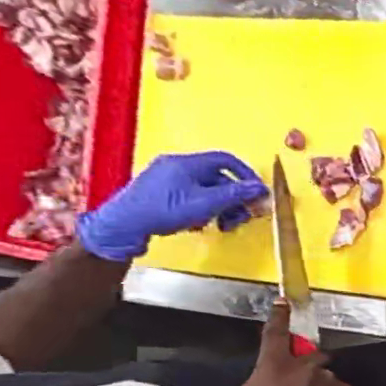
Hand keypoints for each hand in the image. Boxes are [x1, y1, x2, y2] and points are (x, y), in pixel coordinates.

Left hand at [77, 151, 267, 262]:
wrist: (125, 224)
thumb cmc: (166, 211)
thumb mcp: (206, 204)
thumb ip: (235, 195)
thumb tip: (261, 188)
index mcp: (188, 163)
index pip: (226, 160)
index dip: (246, 175)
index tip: (258, 194)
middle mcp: (177, 165)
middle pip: (218, 178)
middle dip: (234, 199)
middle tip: (241, 219)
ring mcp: (167, 178)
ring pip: (206, 189)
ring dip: (221, 207)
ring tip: (222, 226)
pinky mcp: (161, 191)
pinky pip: (193, 195)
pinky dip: (204, 208)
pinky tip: (202, 224)